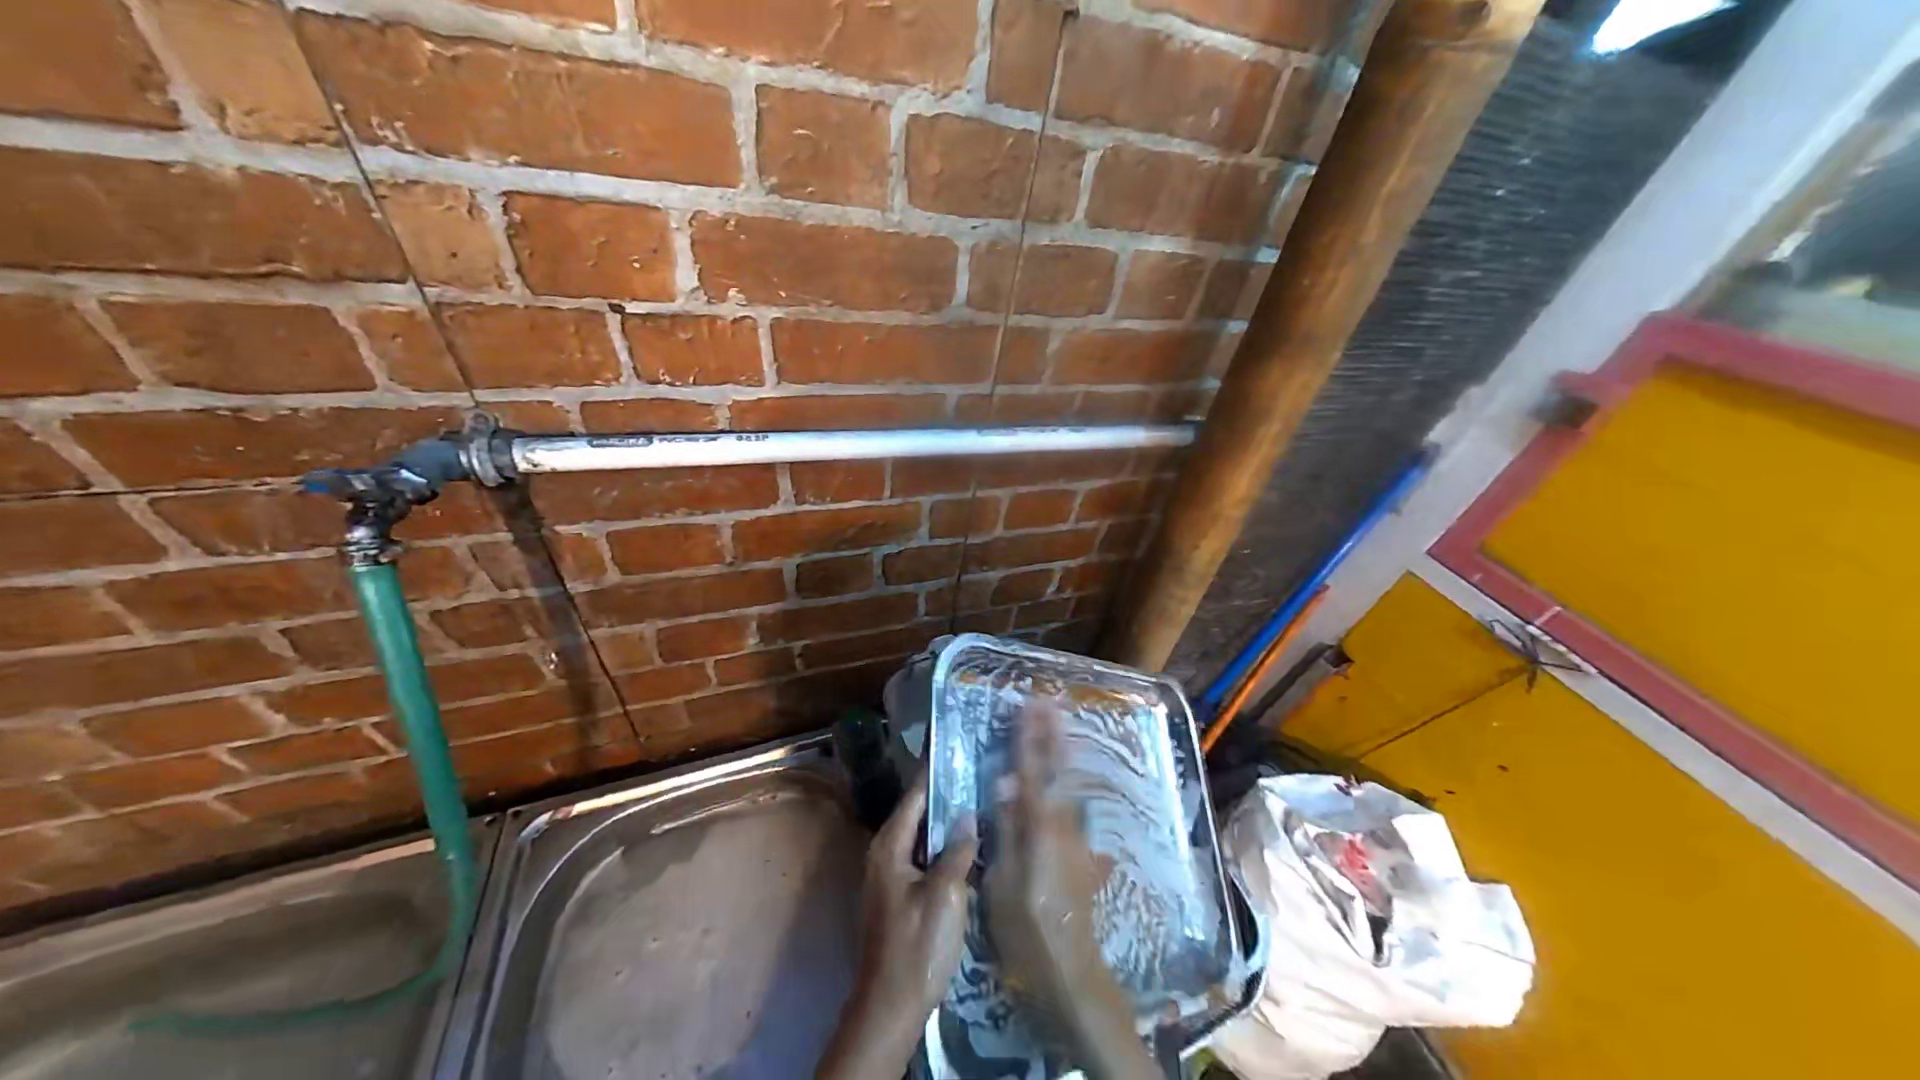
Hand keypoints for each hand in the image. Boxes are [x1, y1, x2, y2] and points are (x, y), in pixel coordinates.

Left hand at [816, 770, 977, 1079]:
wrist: (890, 1005)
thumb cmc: (917, 946)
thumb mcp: (944, 896)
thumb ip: (957, 851)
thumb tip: (968, 814)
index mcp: (890, 846)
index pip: (915, 794)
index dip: (933, 768)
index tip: (952, 741)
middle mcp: (885, 853)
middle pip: (918, 811)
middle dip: (945, 789)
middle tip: (977, 766)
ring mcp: (892, 874)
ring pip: (923, 834)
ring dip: (947, 818)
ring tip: (979, 795)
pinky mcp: (902, 893)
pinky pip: (925, 855)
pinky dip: (945, 844)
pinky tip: (970, 842)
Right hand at [986, 707, 1159, 1079]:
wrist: (1068, 965)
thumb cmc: (1024, 925)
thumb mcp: (1002, 878)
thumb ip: (1006, 827)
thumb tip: (1004, 783)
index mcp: (1038, 826)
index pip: (1031, 770)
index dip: (1028, 737)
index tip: (1028, 706)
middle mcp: (1062, 823)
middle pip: (1058, 769)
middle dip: (1053, 734)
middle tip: (1050, 703)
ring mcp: (1075, 836)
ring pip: (1070, 782)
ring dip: (1063, 751)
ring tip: (1060, 725)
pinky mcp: (1080, 850)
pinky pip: (1072, 801)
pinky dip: (1068, 778)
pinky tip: (1066, 776)